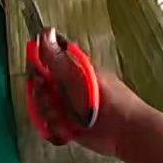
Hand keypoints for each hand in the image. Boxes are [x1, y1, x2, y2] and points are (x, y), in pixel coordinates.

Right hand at [30, 50, 157, 159]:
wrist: (125, 130)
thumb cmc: (106, 99)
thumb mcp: (77, 77)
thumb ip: (58, 59)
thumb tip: (46, 30)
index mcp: (71, 71)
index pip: (43, 66)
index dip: (37, 74)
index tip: (40, 81)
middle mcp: (67, 87)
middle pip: (40, 90)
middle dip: (43, 100)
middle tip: (54, 105)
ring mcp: (67, 107)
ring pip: (44, 110)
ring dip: (51, 117)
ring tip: (65, 121)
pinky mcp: (69, 127)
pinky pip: (51, 126)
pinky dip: (56, 130)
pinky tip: (66, 132)